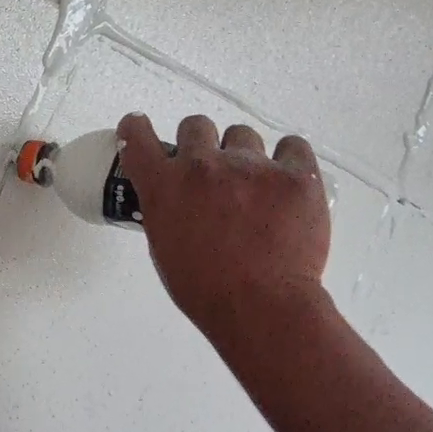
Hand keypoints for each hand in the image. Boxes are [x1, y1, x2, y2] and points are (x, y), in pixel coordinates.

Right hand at [116, 113, 332, 343]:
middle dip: (198, 144)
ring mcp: (252, 166)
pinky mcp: (296, 176)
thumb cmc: (202, 287)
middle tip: (209, 173)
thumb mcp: (163, 246)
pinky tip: (286, 181)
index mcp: (164, 186)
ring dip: (241, 153)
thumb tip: (179, 199)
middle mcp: (203, 165)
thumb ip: (166, 210)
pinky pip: (293, 146)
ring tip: (252, 185)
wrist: (261, 306)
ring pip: (242, 135)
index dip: (136, 128)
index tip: (140, 129)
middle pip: (195, 125)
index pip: (137, 136)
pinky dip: (287, 159)